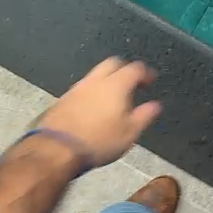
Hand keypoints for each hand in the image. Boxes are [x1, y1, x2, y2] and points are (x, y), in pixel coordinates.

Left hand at [34, 57, 162, 168]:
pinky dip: (94, 90)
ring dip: (108, 79)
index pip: (135, 68)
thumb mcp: (129, 133)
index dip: (145, 72)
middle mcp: (96, 80)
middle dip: (125, 69)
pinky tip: (95, 105)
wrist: (56, 148)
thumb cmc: (99, 140)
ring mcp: (78, 87)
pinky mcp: (64, 98)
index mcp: (116, 84)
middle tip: (133, 82)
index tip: (151, 80)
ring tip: (114, 95)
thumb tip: (155, 105)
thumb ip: (144, 115)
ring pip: (96, 74)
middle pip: (113, 63)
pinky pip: (84, 87)